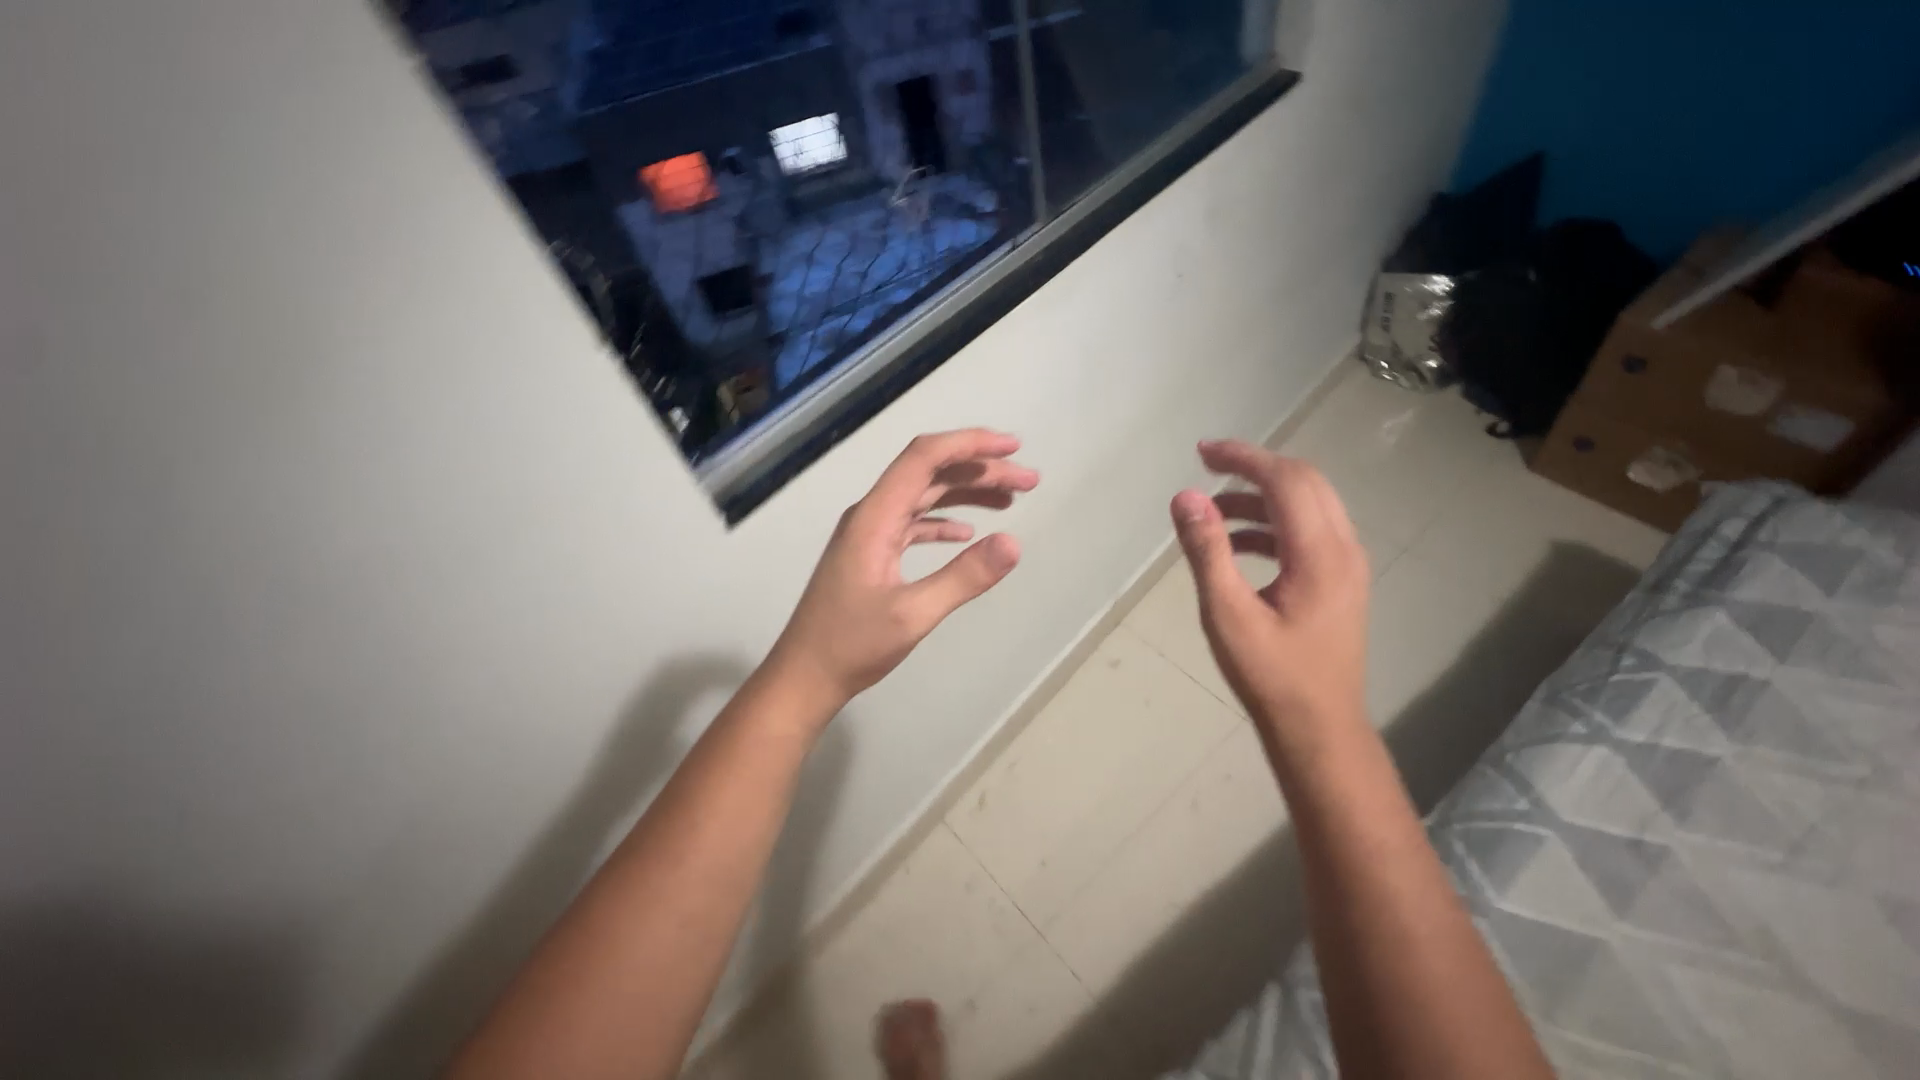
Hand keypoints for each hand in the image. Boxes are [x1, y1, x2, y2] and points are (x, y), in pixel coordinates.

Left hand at [769, 430, 1039, 708]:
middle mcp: (871, 515)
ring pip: (923, 497)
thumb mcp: (913, 614)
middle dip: (980, 470)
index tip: (1013, 447)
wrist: (805, 675)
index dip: (970, 444)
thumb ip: (964, 577)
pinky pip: (913, 523)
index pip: (924, 457)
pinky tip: (969, 533)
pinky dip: (945, 522)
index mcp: (875, 517)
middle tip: (1029, 481)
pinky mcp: (871, 555)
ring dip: (966, 493)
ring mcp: (869, 535)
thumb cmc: (852, 645)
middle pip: (929, 473)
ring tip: (1010, 501)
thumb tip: (1014, 543)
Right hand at [1170, 440, 1369, 736]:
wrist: (1319, 728)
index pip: (1286, 480)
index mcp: (1320, 554)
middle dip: (1254, 467)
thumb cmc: (1271, 676)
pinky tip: (1238, 546)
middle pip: (1305, 482)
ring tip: (1212, 512)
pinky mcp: (1342, 582)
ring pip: (1310, 505)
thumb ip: (1208, 551)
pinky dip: (1274, 523)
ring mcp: (1349, 566)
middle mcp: (1344, 549)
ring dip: (1262, 497)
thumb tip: (1186, 496)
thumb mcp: (1227, 614)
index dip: (1243, 458)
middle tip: (1206, 466)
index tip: (1201, 452)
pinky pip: (1311, 531)